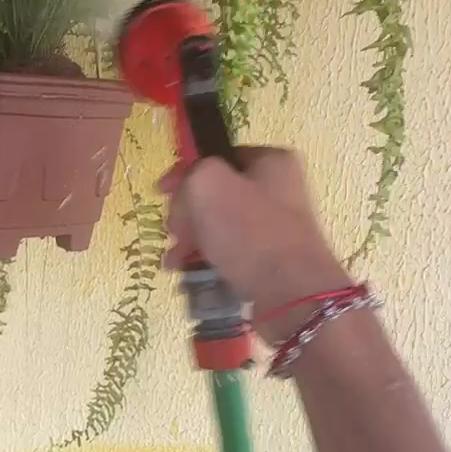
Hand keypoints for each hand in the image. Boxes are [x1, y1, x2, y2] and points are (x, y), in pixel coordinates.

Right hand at [158, 146, 353, 342]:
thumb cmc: (249, 232)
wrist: (290, 294)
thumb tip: (186, 197)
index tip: (160, 194)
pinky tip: (189, 274)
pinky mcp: (269, 261)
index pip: (215, 156)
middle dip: (185, 214)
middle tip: (173, 232)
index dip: (183, 172)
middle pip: (213, 194)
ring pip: (217, 227)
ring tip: (175, 261)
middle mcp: (278, 190)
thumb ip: (189, 174)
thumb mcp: (208, 184)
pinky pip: (227, 253)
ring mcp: (275, 228)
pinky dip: (205, 261)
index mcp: (270, 161)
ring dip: (190, 241)